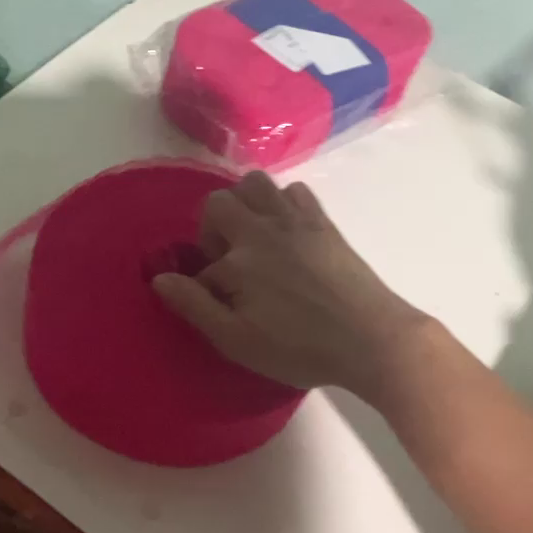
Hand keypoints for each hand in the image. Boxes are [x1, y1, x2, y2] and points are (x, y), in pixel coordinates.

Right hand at [152, 171, 428, 391]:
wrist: (372, 339)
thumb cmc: (299, 348)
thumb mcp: (237, 340)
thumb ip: (195, 306)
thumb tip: (160, 278)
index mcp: (239, 259)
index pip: (200, 263)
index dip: (200, 286)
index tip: (216, 306)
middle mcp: (263, 229)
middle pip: (220, 202)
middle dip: (212, 228)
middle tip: (227, 265)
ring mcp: (296, 221)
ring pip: (256, 184)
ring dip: (244, 206)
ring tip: (252, 241)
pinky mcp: (324, 223)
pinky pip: (294, 191)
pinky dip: (281, 204)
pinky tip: (285, 234)